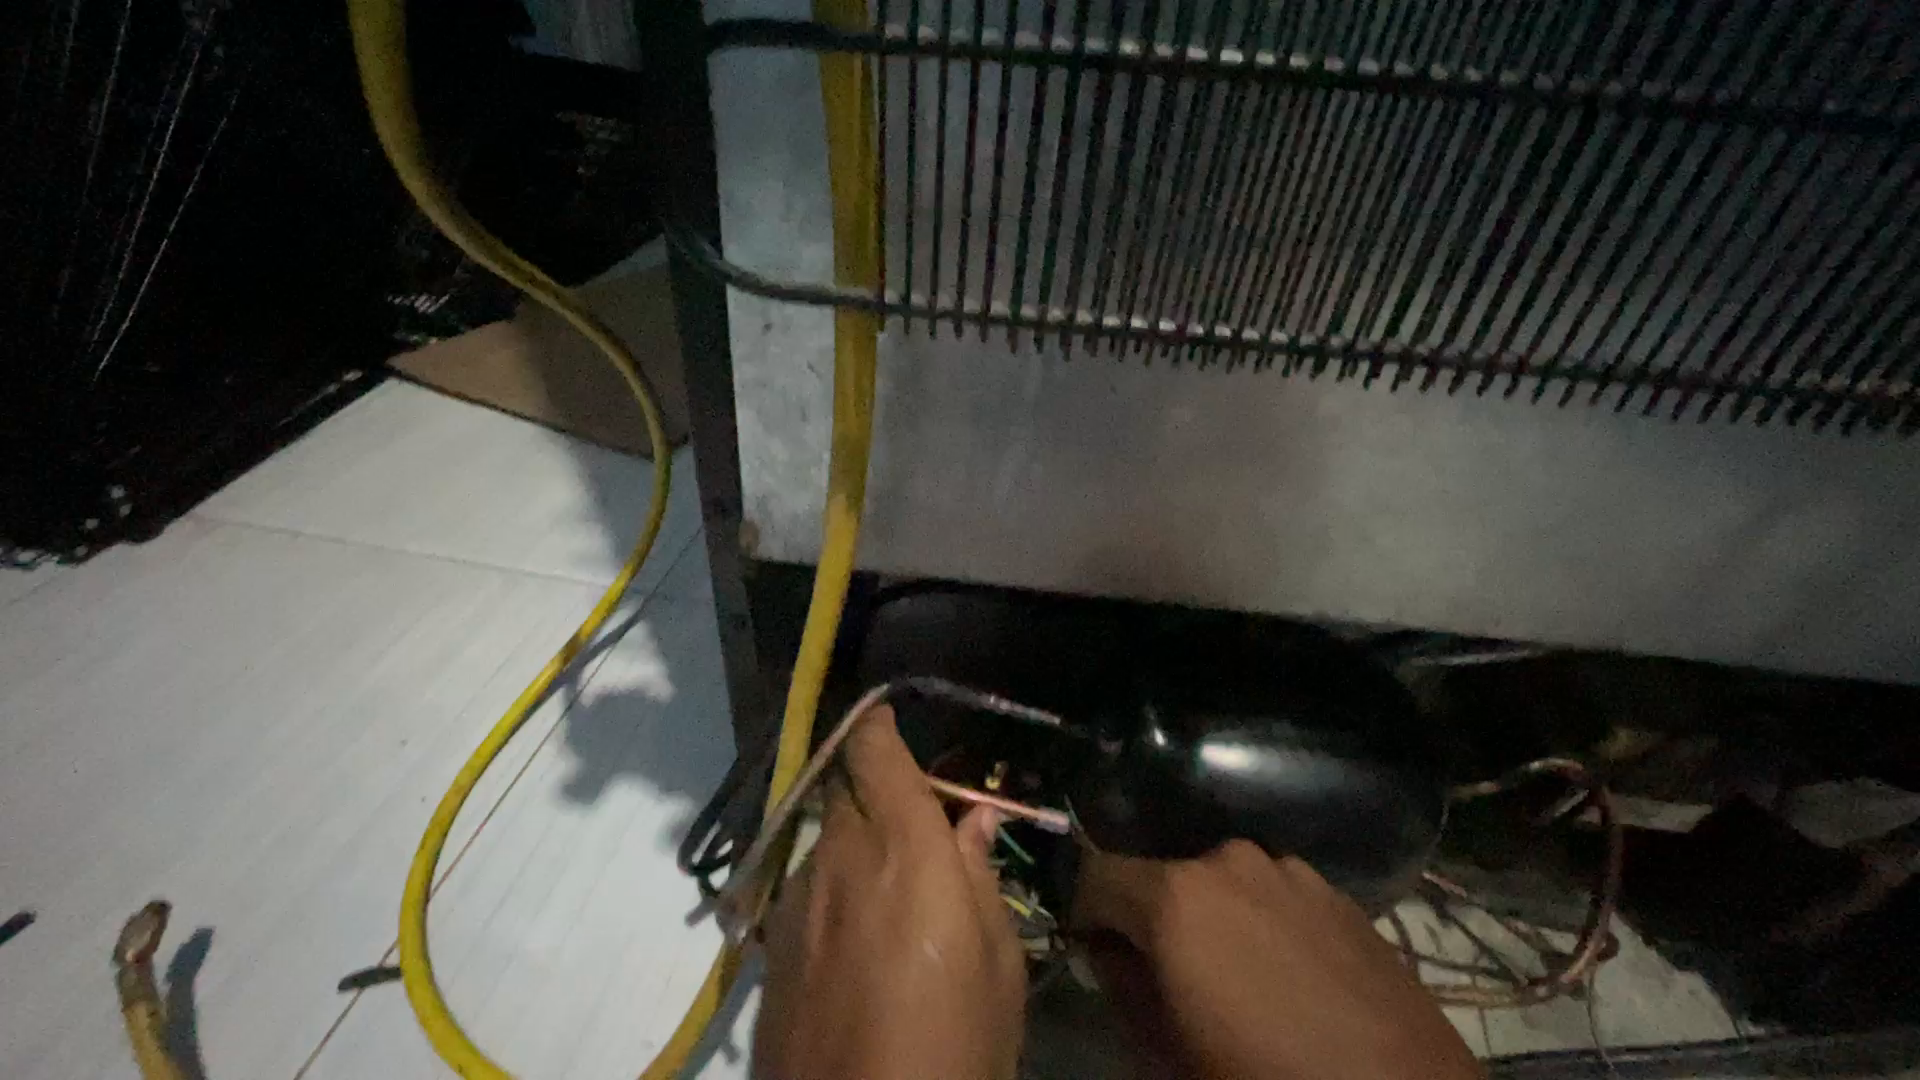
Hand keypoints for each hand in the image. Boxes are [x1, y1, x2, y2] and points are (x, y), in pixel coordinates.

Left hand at [755, 707, 1026, 1079]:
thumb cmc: (957, 1042)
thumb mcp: (998, 961)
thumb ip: (980, 874)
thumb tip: (972, 818)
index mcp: (904, 848)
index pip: (875, 753)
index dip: (878, 726)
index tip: (889, 718)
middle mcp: (840, 856)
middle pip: (846, 790)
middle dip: (874, 790)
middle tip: (910, 822)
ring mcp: (797, 900)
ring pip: (824, 839)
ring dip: (853, 842)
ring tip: (886, 889)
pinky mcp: (772, 945)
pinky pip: (805, 887)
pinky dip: (831, 888)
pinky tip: (854, 937)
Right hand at [1074, 840, 1481, 1079]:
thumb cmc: (1263, 1079)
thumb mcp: (1168, 1052)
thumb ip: (1121, 986)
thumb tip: (1106, 948)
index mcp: (1175, 894)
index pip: (1096, 875)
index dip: (1084, 912)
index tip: (1092, 949)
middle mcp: (1227, 861)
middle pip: (1161, 876)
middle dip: (1151, 918)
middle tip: (1170, 977)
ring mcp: (1288, 871)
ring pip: (1220, 884)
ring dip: (1210, 918)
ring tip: (1238, 979)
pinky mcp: (1336, 892)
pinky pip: (1272, 895)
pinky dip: (1261, 922)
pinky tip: (1289, 976)